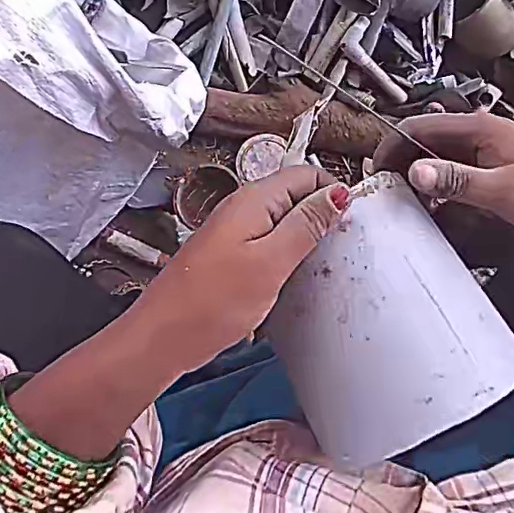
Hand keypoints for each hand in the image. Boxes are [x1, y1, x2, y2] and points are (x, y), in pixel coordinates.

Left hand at [132, 165, 348, 372]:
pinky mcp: (230, 251)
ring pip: (283, 217)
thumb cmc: (213, 302)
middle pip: (295, 193)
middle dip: (321, 213)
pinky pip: (268, 238)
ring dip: (305, 234)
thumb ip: (306, 224)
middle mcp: (243, 206)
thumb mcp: (271, 262)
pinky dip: (286, 251)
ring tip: (320, 263)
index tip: (353, 221)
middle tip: (340, 247)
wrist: (160, 338)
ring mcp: (234, 229)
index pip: (305, 174)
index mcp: (254, 199)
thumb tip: (337, 193)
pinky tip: (293, 273)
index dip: (333, 191)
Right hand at [373, 112, 513, 240]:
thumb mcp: (502, 191)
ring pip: (440, 155)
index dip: (392, 146)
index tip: (377, 169)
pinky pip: (457, 170)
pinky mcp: (495, 168)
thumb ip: (455, 180)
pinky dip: (440, 183)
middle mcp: (483, 133)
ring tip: (406, 197)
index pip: (421, 126)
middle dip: (402, 159)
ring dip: (420, 173)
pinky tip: (435, 201)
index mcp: (482, 128)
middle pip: (427, 138)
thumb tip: (415, 170)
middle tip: (386, 186)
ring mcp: (489, 150)